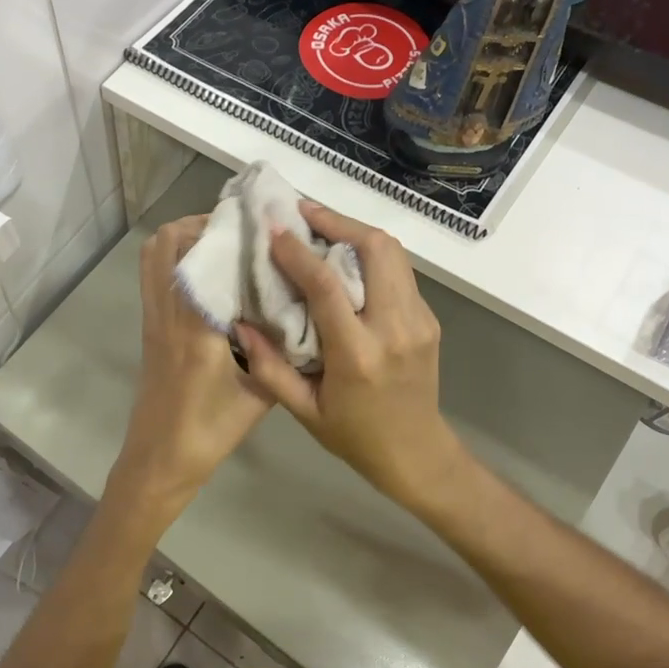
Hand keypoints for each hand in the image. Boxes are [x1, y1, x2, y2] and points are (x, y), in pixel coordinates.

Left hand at [113, 215, 272, 503]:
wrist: (158, 461)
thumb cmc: (207, 433)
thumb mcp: (256, 397)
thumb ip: (276, 355)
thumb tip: (299, 320)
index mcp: (194, 327)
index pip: (200, 258)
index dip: (223, 229)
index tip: (254, 221)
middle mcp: (167, 315)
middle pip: (164, 243)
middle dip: (199, 225)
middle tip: (238, 231)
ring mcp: (152, 321)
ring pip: (153, 259)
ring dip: (184, 241)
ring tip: (225, 248)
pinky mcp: (149, 332)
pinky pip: (156, 280)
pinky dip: (177, 264)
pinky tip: (213, 280)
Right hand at [236, 201, 459, 511]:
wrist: (417, 453)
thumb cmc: (353, 436)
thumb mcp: (303, 410)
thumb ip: (269, 367)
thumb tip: (240, 325)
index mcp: (358, 354)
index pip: (327, 285)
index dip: (297, 251)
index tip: (273, 228)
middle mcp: (394, 328)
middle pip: (375, 249)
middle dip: (338, 221)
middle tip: (301, 213)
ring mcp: (418, 320)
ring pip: (393, 253)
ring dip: (355, 232)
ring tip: (320, 227)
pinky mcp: (428, 319)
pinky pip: (399, 271)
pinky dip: (371, 254)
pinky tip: (344, 259)